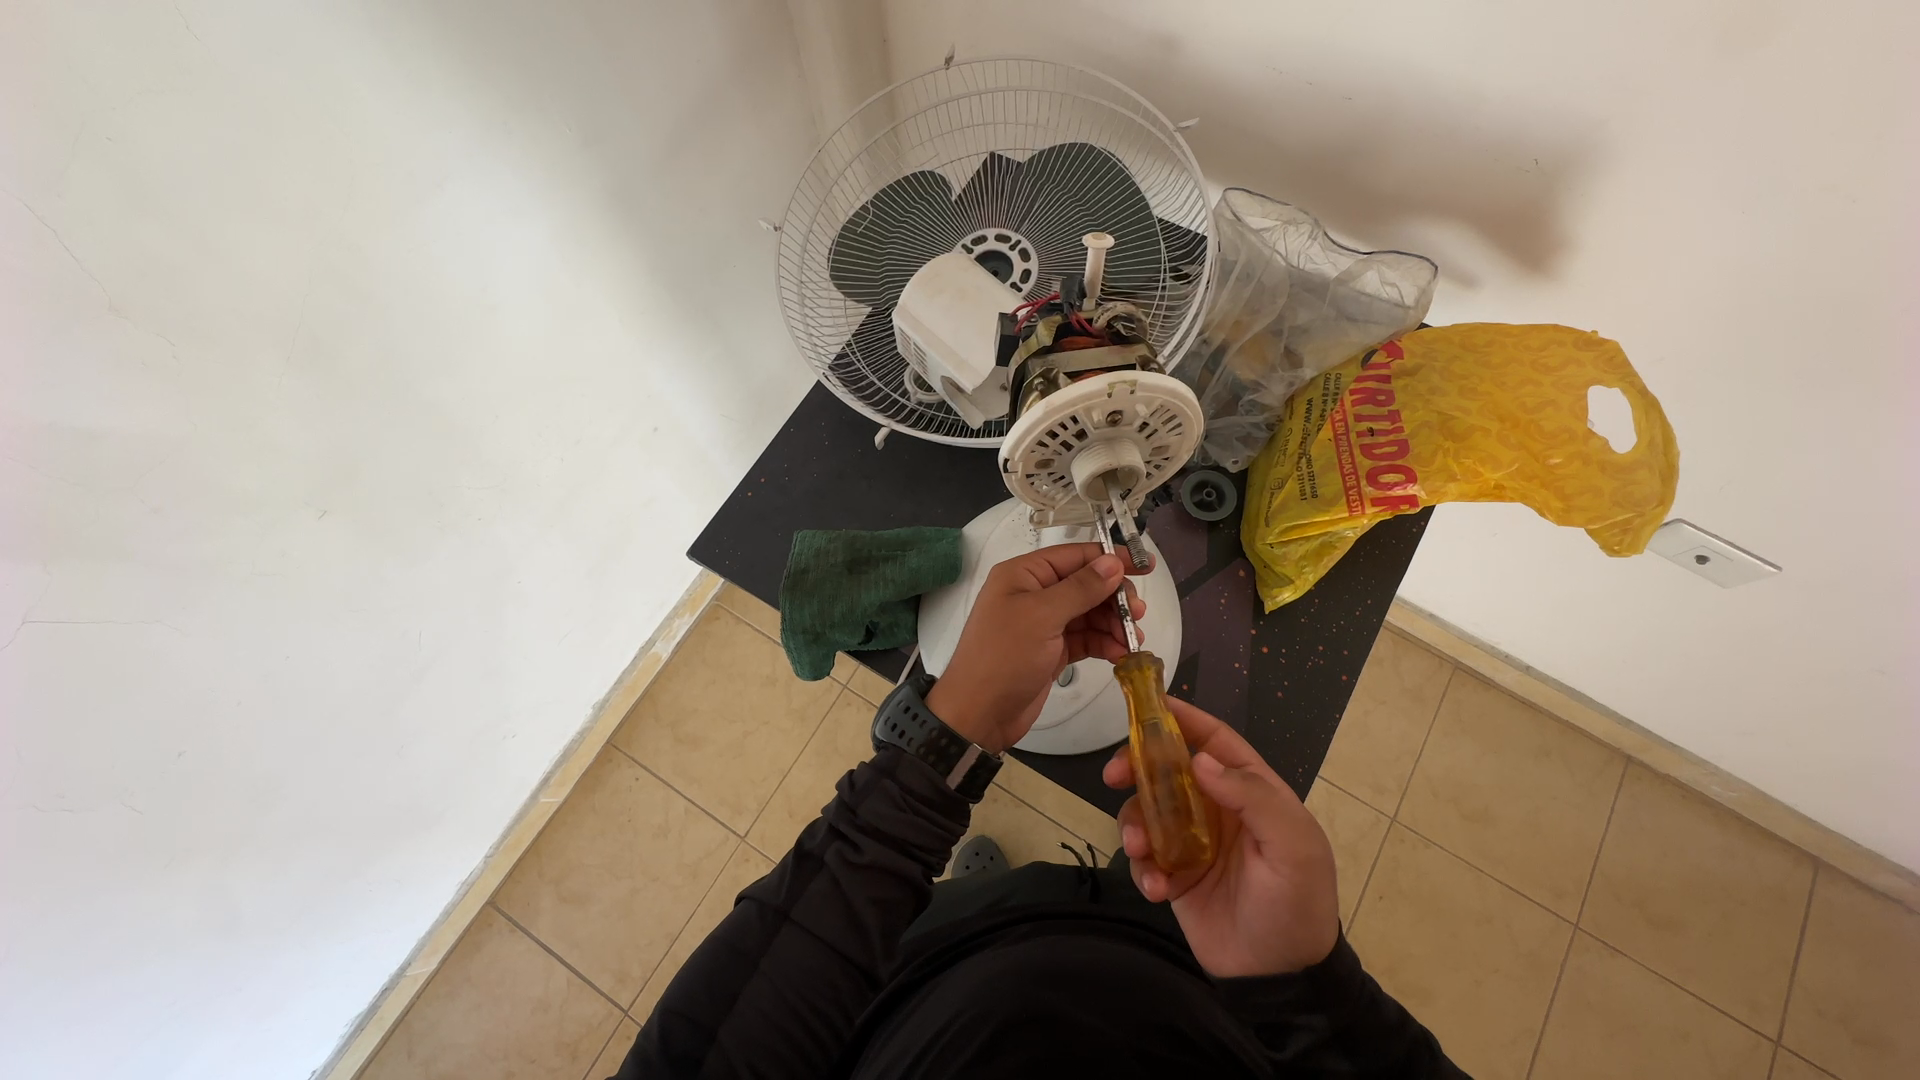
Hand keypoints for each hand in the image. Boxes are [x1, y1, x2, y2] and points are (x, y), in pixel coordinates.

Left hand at [926, 543, 1147, 753]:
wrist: (979, 714)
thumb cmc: (1004, 657)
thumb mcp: (1042, 617)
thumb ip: (1081, 588)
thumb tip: (1112, 562)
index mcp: (1024, 575)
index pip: (1075, 556)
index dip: (1111, 559)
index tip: (1146, 567)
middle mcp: (1034, 593)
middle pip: (1086, 584)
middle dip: (1114, 598)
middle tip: (1136, 614)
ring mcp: (1043, 624)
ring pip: (1089, 613)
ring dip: (1113, 624)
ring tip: (1132, 640)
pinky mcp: (1052, 650)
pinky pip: (1085, 638)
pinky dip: (1104, 643)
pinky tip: (1120, 653)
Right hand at [1103, 697, 1338, 976]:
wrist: (1279, 979)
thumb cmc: (1296, 904)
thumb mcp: (1292, 847)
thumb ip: (1253, 797)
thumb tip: (1199, 760)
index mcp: (1251, 791)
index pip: (1215, 741)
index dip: (1183, 718)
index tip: (1148, 704)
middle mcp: (1218, 809)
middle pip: (1167, 770)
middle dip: (1136, 767)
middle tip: (1112, 775)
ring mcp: (1193, 841)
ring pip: (1147, 811)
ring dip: (1134, 824)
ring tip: (1139, 850)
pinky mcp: (1175, 874)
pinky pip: (1145, 857)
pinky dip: (1142, 867)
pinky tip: (1157, 888)